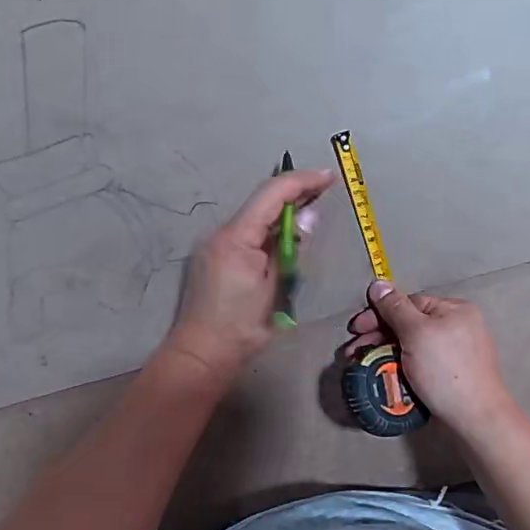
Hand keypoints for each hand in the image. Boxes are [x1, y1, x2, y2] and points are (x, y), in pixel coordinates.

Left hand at [164, 168, 334, 376]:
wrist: (201, 353)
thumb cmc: (242, 326)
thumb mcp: (275, 288)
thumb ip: (290, 249)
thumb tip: (308, 217)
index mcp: (236, 237)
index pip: (271, 194)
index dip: (301, 181)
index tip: (327, 177)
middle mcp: (219, 233)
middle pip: (260, 203)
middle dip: (292, 194)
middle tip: (323, 190)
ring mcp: (211, 245)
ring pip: (251, 219)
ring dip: (279, 214)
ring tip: (308, 211)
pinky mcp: (210, 258)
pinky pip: (242, 234)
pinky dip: (264, 230)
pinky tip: (281, 238)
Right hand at [345, 281, 516, 436]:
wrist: (476, 419)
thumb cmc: (446, 371)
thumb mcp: (416, 333)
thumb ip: (394, 307)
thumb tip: (378, 283)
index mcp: (454, 309)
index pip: (407, 303)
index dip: (378, 314)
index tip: (356, 330)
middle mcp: (457, 326)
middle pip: (407, 324)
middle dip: (377, 336)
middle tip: (354, 351)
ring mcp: (455, 351)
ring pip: (410, 344)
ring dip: (384, 352)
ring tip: (364, 365)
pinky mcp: (451, 373)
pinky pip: (419, 361)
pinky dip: (400, 365)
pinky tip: (386, 372)